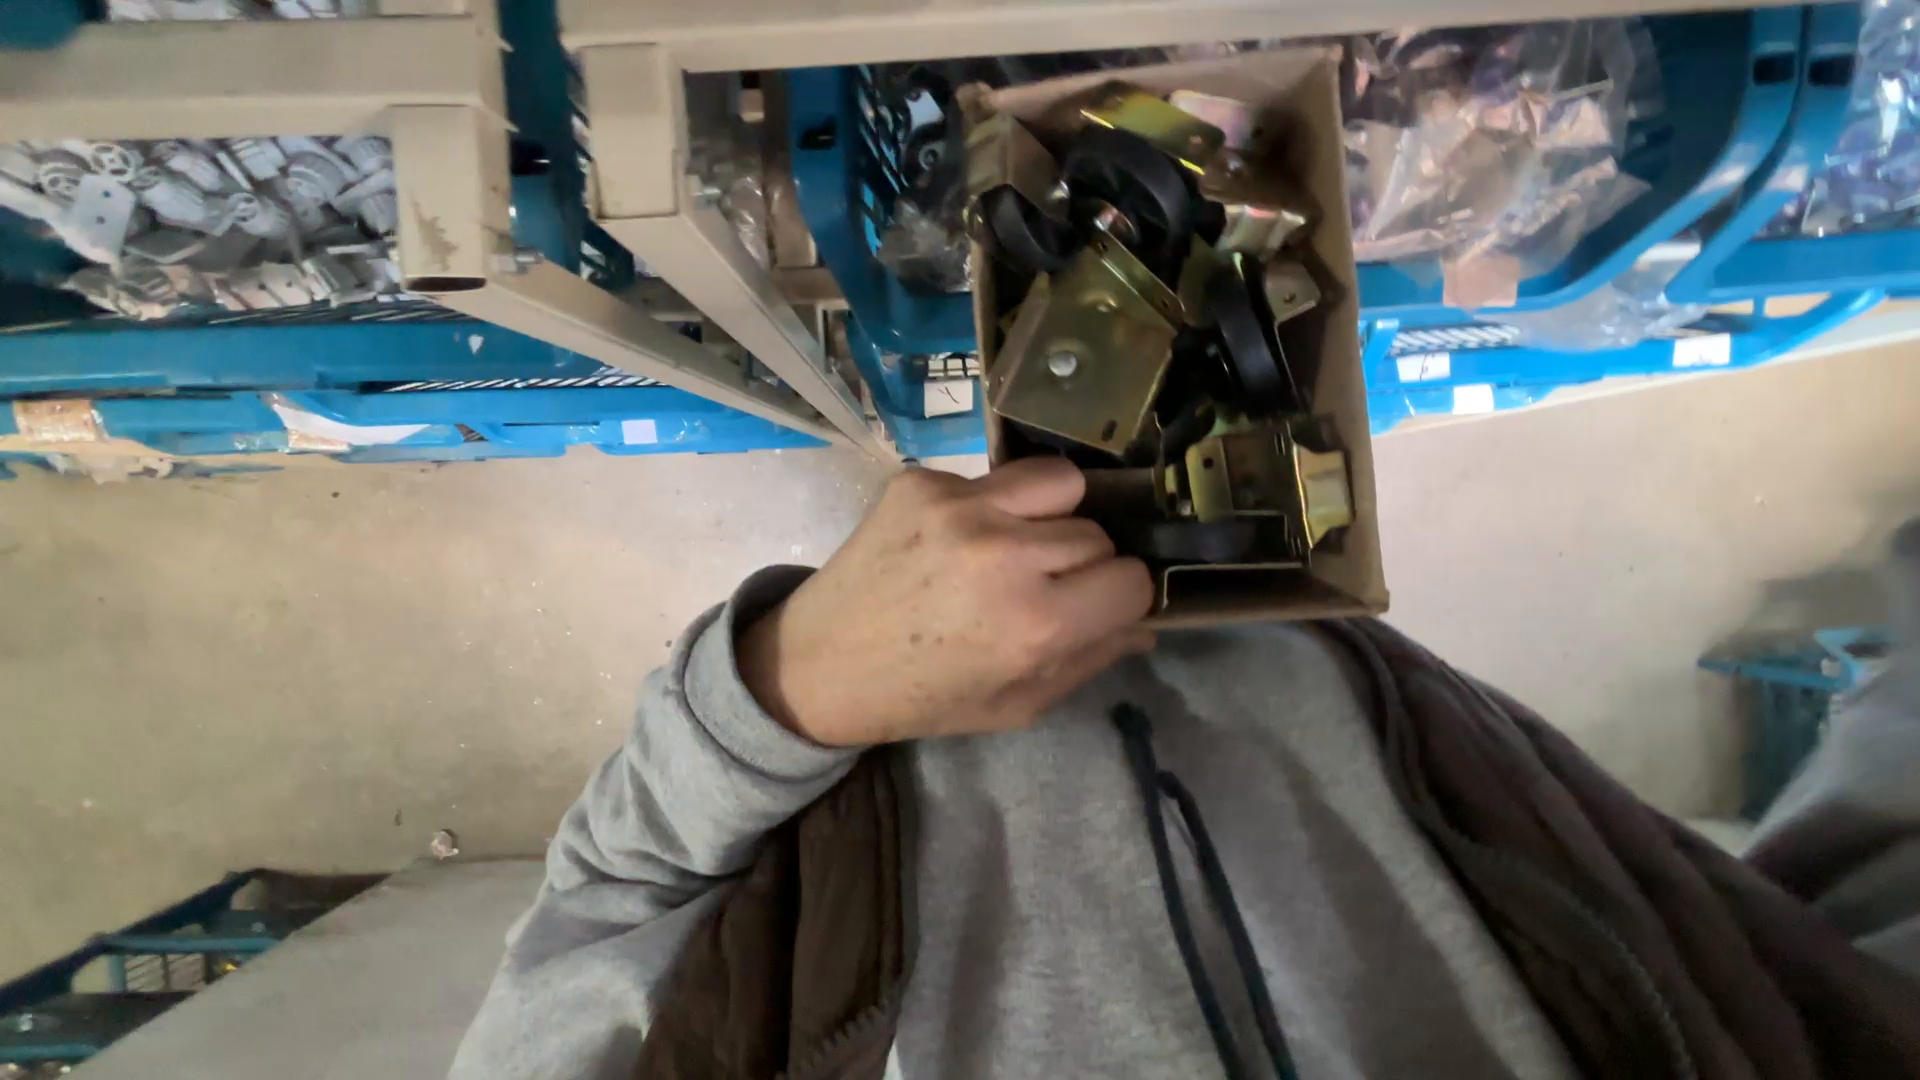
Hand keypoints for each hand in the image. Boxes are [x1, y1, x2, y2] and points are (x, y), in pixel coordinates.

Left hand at [738, 458, 1155, 745]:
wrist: (818, 663)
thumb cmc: (922, 697)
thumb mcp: (1015, 705)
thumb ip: (1089, 661)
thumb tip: (1145, 624)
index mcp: (1034, 622)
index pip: (1133, 580)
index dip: (1120, 598)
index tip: (1096, 605)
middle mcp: (1004, 552)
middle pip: (1097, 532)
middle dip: (1084, 563)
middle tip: (1043, 585)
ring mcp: (960, 505)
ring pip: (1060, 481)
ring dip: (1052, 515)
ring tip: (1017, 542)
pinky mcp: (923, 480)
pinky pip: (993, 478)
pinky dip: (989, 505)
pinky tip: (954, 538)